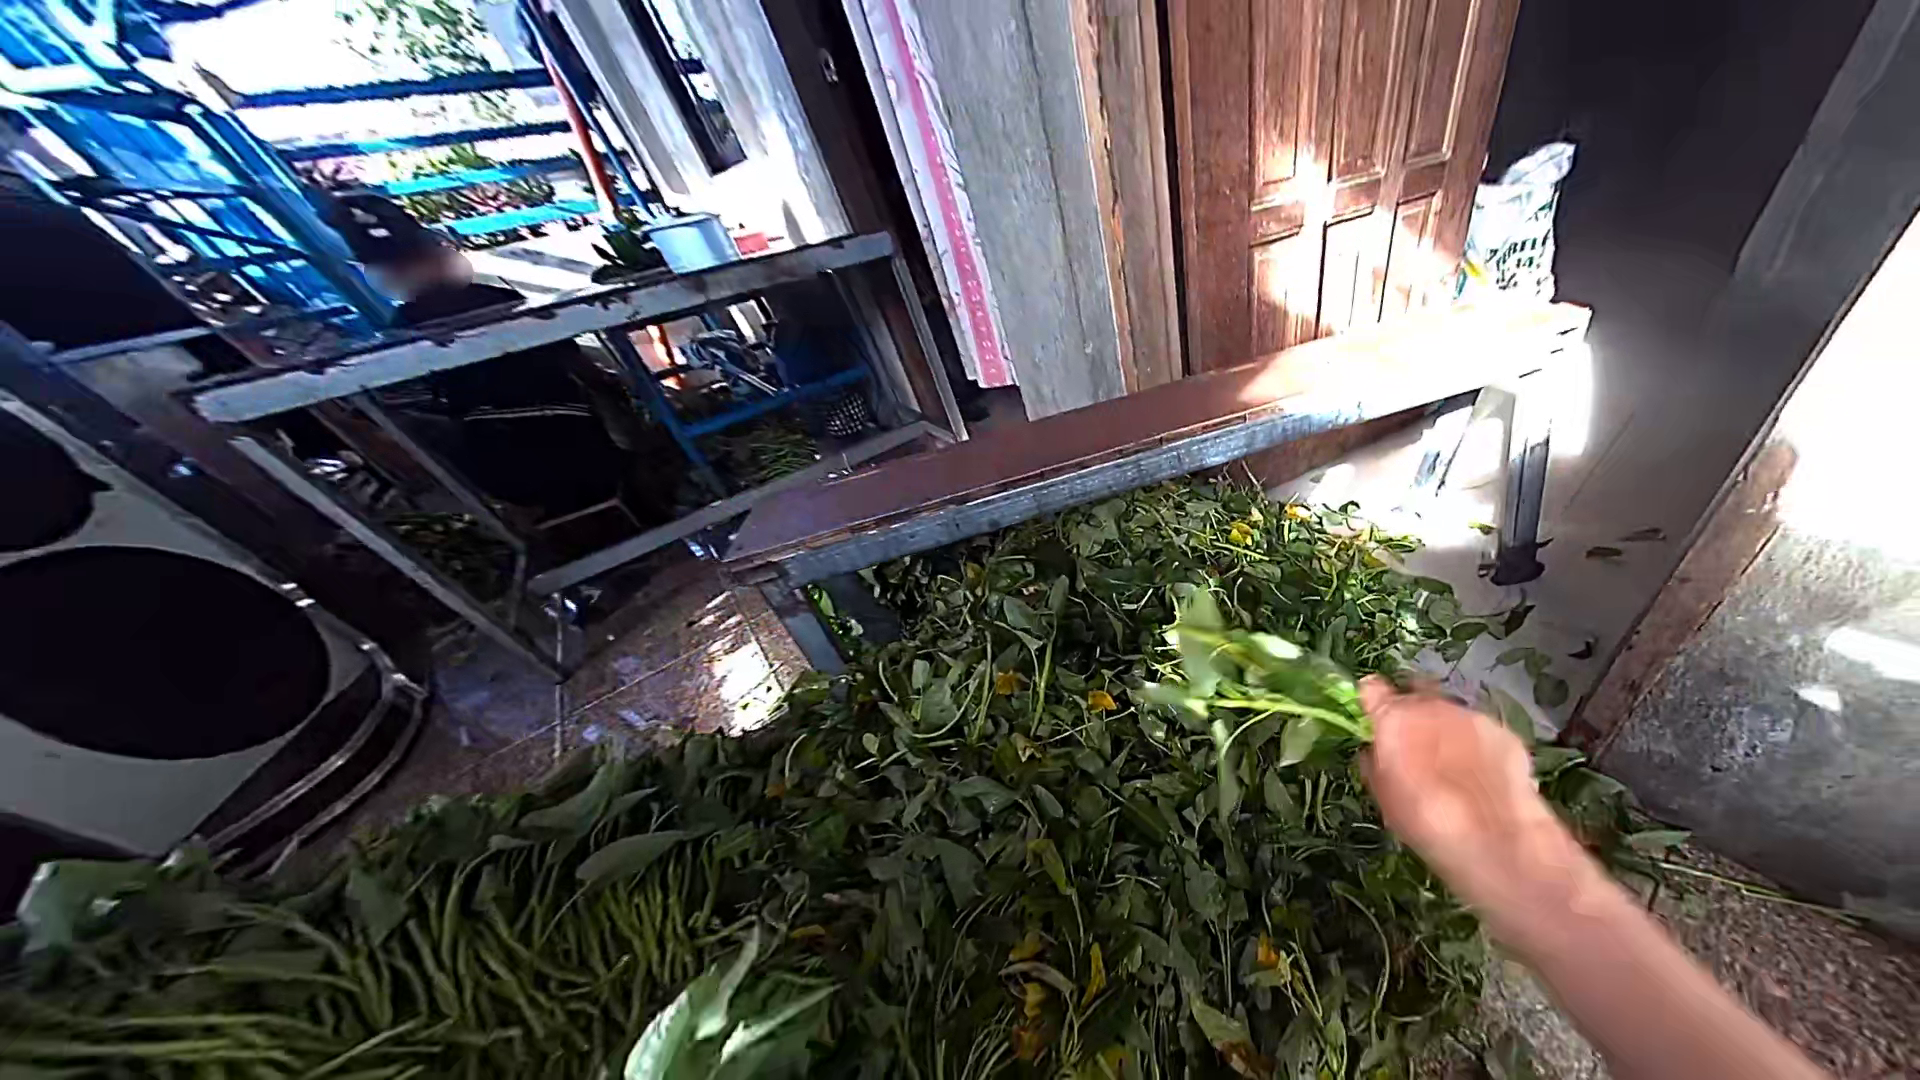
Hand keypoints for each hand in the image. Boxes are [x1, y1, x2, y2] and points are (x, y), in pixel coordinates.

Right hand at [1357, 676, 1605, 954]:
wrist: (1499, 844)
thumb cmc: (1424, 820)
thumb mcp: (1382, 792)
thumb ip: (1375, 759)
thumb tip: (1375, 749)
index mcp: (1393, 716)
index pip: (1372, 687)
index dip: (1372, 700)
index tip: (1373, 717)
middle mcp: (1431, 706)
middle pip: (1414, 691)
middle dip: (1410, 708)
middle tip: (1412, 738)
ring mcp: (1471, 718)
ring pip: (1449, 711)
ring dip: (1444, 726)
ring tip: (1452, 761)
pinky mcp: (1506, 734)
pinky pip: (1479, 730)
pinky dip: (1474, 743)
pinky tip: (1481, 772)